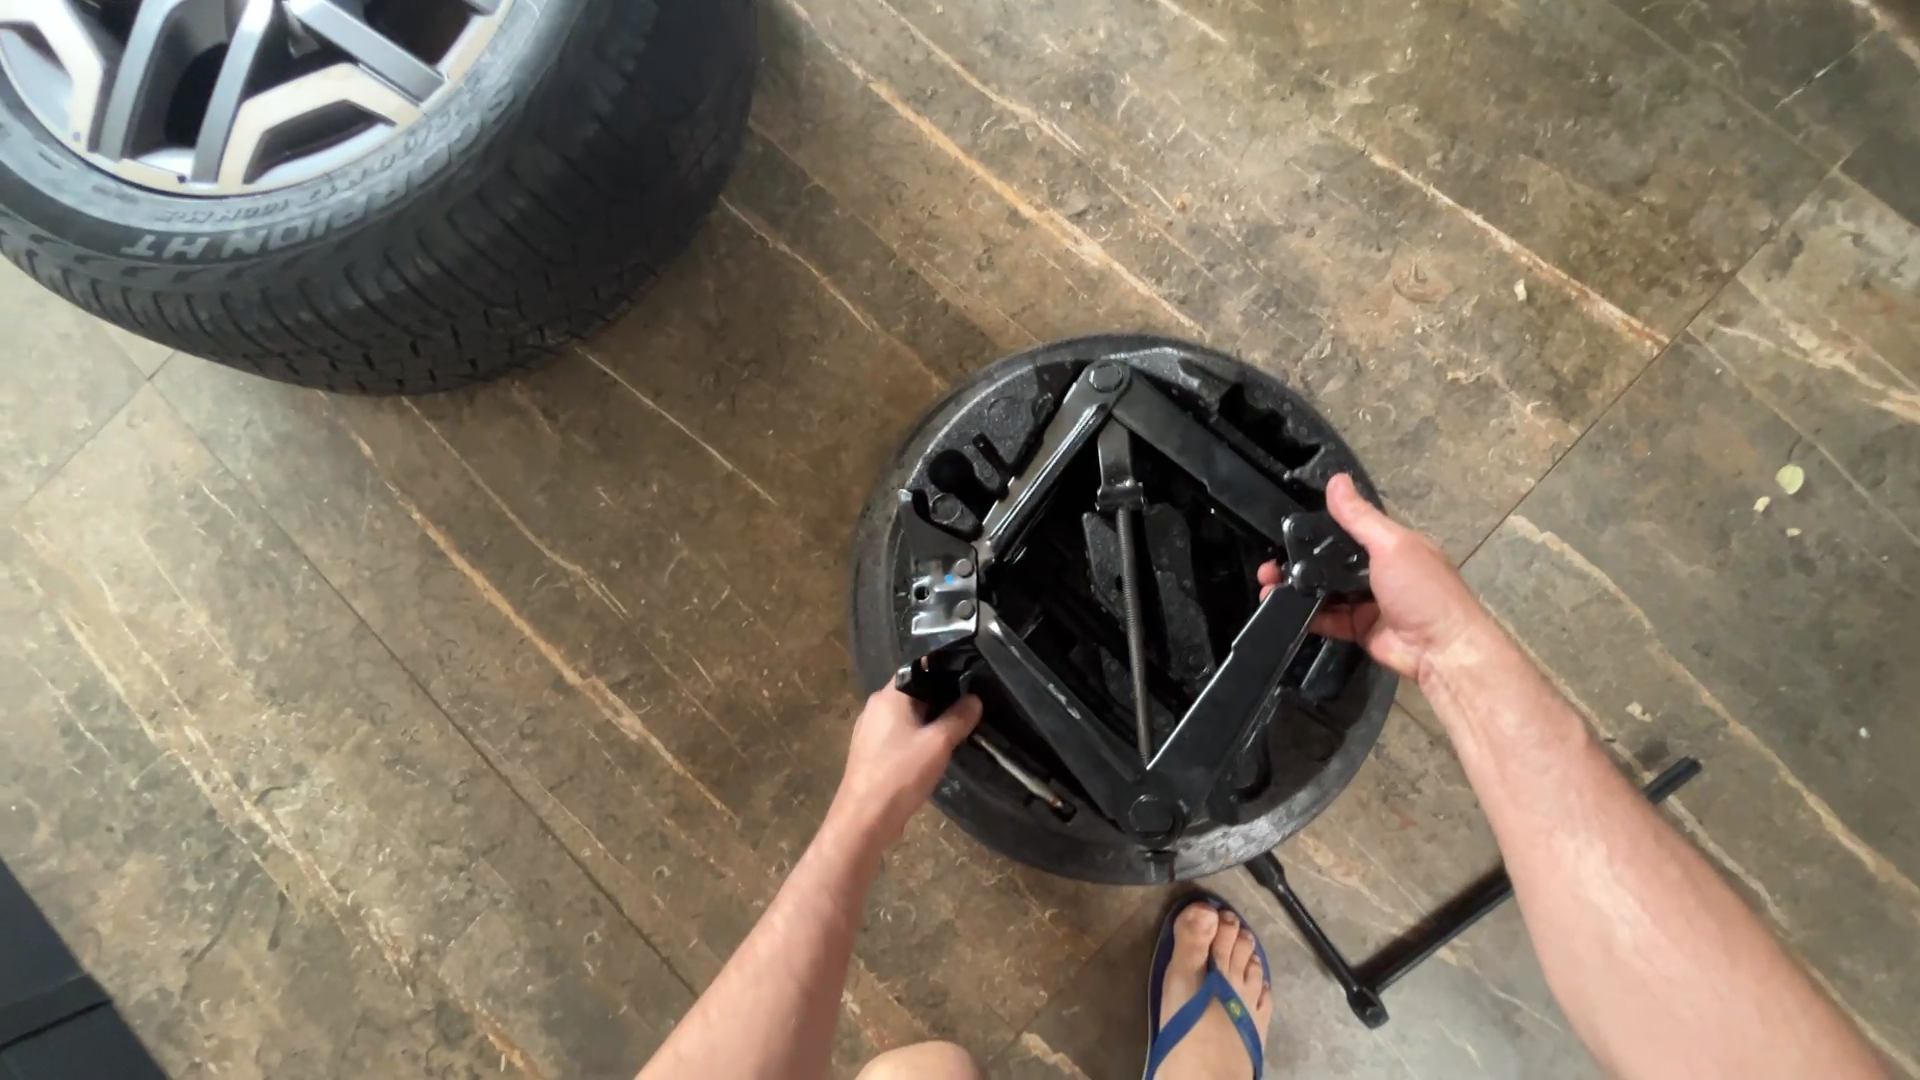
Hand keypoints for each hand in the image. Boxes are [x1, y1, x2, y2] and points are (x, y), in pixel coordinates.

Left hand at [830, 686, 981, 847]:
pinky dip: (916, 737)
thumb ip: (958, 717)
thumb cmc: (901, 773)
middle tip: (969, 706)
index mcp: (888, 696)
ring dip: (929, 721)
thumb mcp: (938, 743)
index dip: (943, 671)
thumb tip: (975, 699)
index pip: (917, 669)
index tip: (968, 678)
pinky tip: (933, 751)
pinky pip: (898, 734)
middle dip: (940, 699)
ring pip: (906, 715)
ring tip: (956, 729)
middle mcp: (875, 707)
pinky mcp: (870, 751)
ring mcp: (870, 730)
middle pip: (913, 692)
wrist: (865, 819)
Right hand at [1260, 474, 1489, 682]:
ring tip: (1267, 586)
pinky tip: (1280, 607)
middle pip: (1328, 563)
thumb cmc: (1423, 590)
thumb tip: (1337, 479)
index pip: (1347, 531)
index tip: (1284, 531)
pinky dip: (1304, 614)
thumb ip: (1359, 517)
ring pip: (1322, 591)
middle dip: (1297, 563)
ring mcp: (1366, 602)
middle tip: (1268, 566)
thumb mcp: (1391, 545)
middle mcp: (1376, 571)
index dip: (1316, 530)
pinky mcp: (1357, 628)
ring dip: (1294, 588)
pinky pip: (1324, 618)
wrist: (1440, 651)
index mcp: (1390, 546)